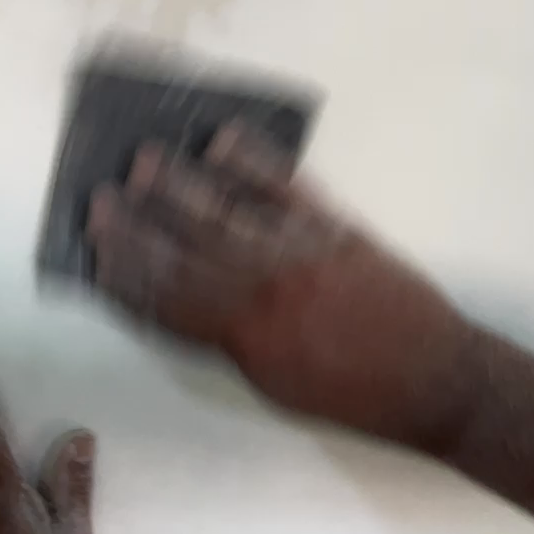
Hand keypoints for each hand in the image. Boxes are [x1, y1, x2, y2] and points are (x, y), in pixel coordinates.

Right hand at [85, 121, 482, 452]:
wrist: (438, 380)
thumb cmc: (349, 391)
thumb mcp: (271, 381)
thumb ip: (221, 338)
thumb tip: (175, 300)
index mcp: (246, 336)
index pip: (168, 299)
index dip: (125, 272)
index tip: (95, 248)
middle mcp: (265, 290)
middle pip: (185, 251)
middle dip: (137, 225)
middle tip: (102, 198)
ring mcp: (299, 252)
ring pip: (226, 213)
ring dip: (181, 186)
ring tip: (144, 160)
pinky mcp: (334, 227)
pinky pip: (286, 189)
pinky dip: (253, 163)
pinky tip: (223, 142)